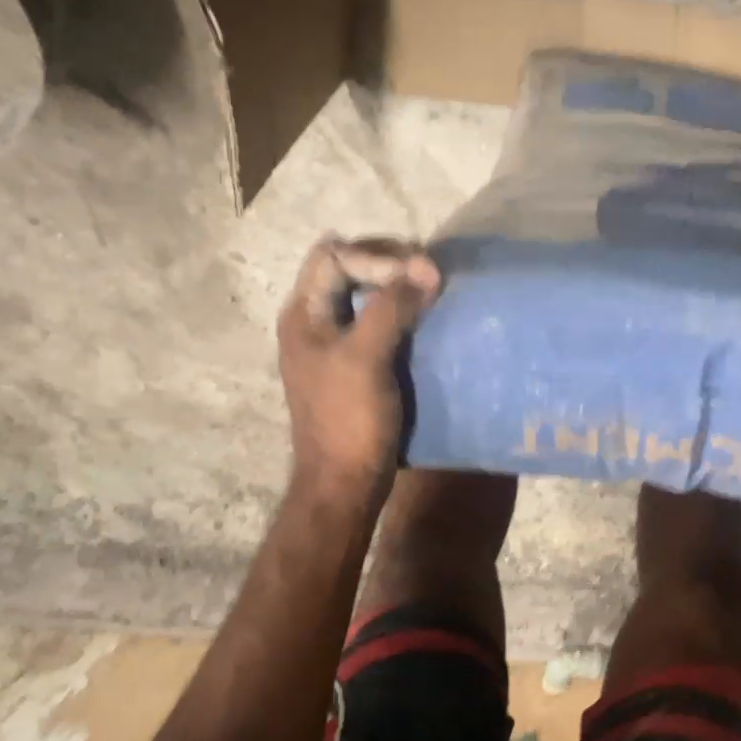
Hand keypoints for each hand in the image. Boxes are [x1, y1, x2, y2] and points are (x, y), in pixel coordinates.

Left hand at [277, 237, 441, 504]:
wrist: (345, 483)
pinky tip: (430, 325)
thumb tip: (426, 267)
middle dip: (390, 266)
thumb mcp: (366, 358)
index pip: (335, 256)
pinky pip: (380, 325)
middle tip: (432, 277)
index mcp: (303, 314)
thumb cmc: (349, 421)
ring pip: (366, 297)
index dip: (379, 258)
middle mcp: (314, 323)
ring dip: (400, 291)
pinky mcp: (358, 368)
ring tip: (436, 295)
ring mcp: (335, 346)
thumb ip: (391, 308)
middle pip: (348, 270)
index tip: (424, 277)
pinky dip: (405, 316)